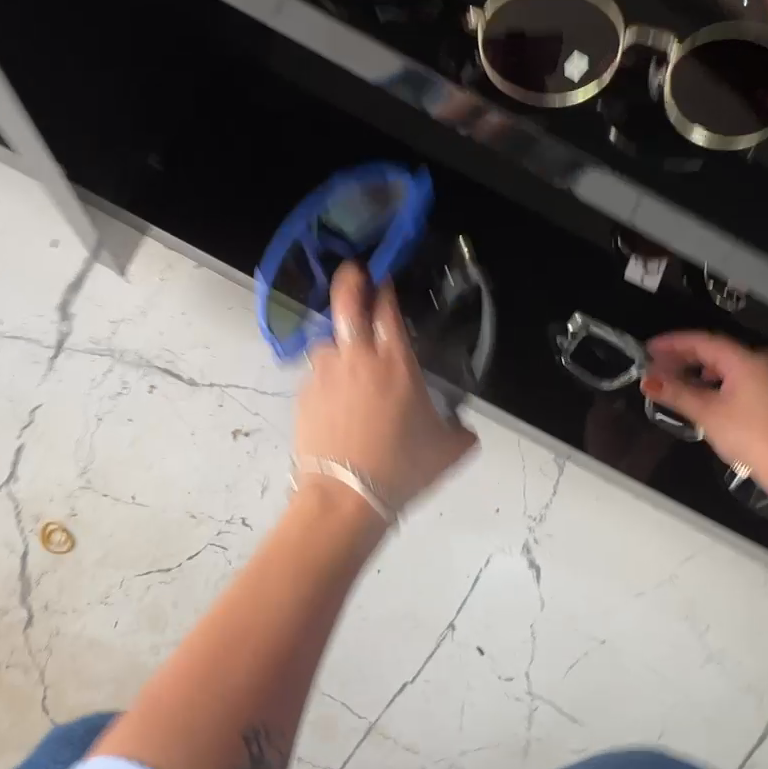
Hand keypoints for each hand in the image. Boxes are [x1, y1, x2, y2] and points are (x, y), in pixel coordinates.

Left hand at [294, 263, 478, 514]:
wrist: (344, 496)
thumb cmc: (400, 469)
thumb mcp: (447, 450)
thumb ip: (459, 432)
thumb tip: (463, 430)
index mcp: (396, 363)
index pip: (387, 310)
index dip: (385, 290)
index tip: (384, 282)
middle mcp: (357, 359)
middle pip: (347, 303)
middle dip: (350, 281)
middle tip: (353, 273)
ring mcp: (325, 374)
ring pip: (328, 342)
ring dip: (338, 343)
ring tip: (346, 358)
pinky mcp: (304, 395)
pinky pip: (316, 375)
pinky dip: (326, 378)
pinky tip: (334, 398)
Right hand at [640, 331, 767, 488]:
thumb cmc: (751, 437)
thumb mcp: (707, 413)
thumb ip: (675, 393)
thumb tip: (648, 381)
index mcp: (745, 361)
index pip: (702, 341)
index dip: (672, 343)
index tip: (648, 349)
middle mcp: (759, 364)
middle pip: (714, 351)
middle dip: (682, 358)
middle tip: (655, 367)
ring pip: (724, 366)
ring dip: (696, 371)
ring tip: (672, 382)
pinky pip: (734, 379)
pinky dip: (712, 382)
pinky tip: (699, 395)